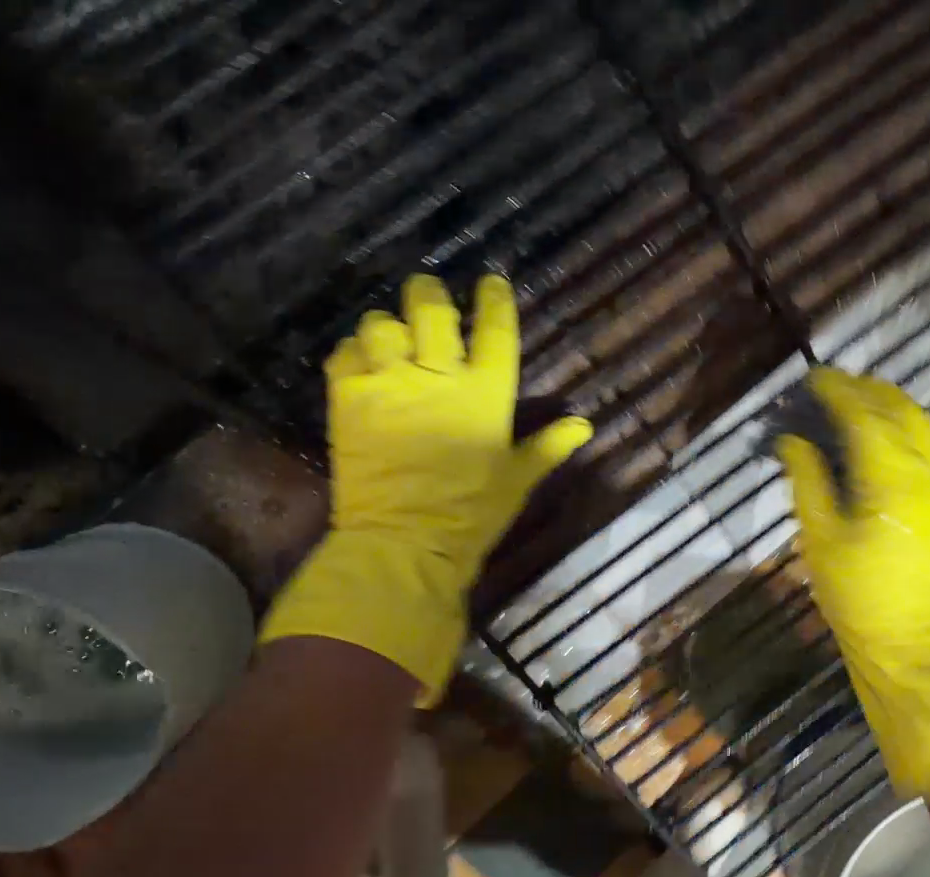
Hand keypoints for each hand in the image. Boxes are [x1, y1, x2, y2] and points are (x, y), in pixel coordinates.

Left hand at [261, 275, 591, 702]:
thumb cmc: (472, 514)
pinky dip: (353, 354)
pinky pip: (345, 354)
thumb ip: (548, 446)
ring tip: (390, 338)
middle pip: (430, 309)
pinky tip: (362, 365)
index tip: (491, 282)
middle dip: (429, 294)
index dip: (494, 299)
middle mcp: (437, 376)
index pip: (494, 329)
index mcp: (486, 394)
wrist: (405, 541)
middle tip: (428, 296)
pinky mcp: (348, 399)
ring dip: (386, 326)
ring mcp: (389, 383)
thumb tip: (584, 424)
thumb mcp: (518, 480)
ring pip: (381, 324)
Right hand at [776, 369, 929, 799]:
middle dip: (865, 389)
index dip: (838, 391)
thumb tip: (793, 440)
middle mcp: (923, 473)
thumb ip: (807, 480)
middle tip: (829, 385)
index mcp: (889, 480)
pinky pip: (927, 445)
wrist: (906, 638)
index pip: (865, 416)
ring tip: (853, 399)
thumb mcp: (818, 537)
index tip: (813, 378)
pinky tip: (879, 431)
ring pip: (921, 424)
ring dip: (888, 403)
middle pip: (900, 410)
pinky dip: (903, 425)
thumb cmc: (853, 592)